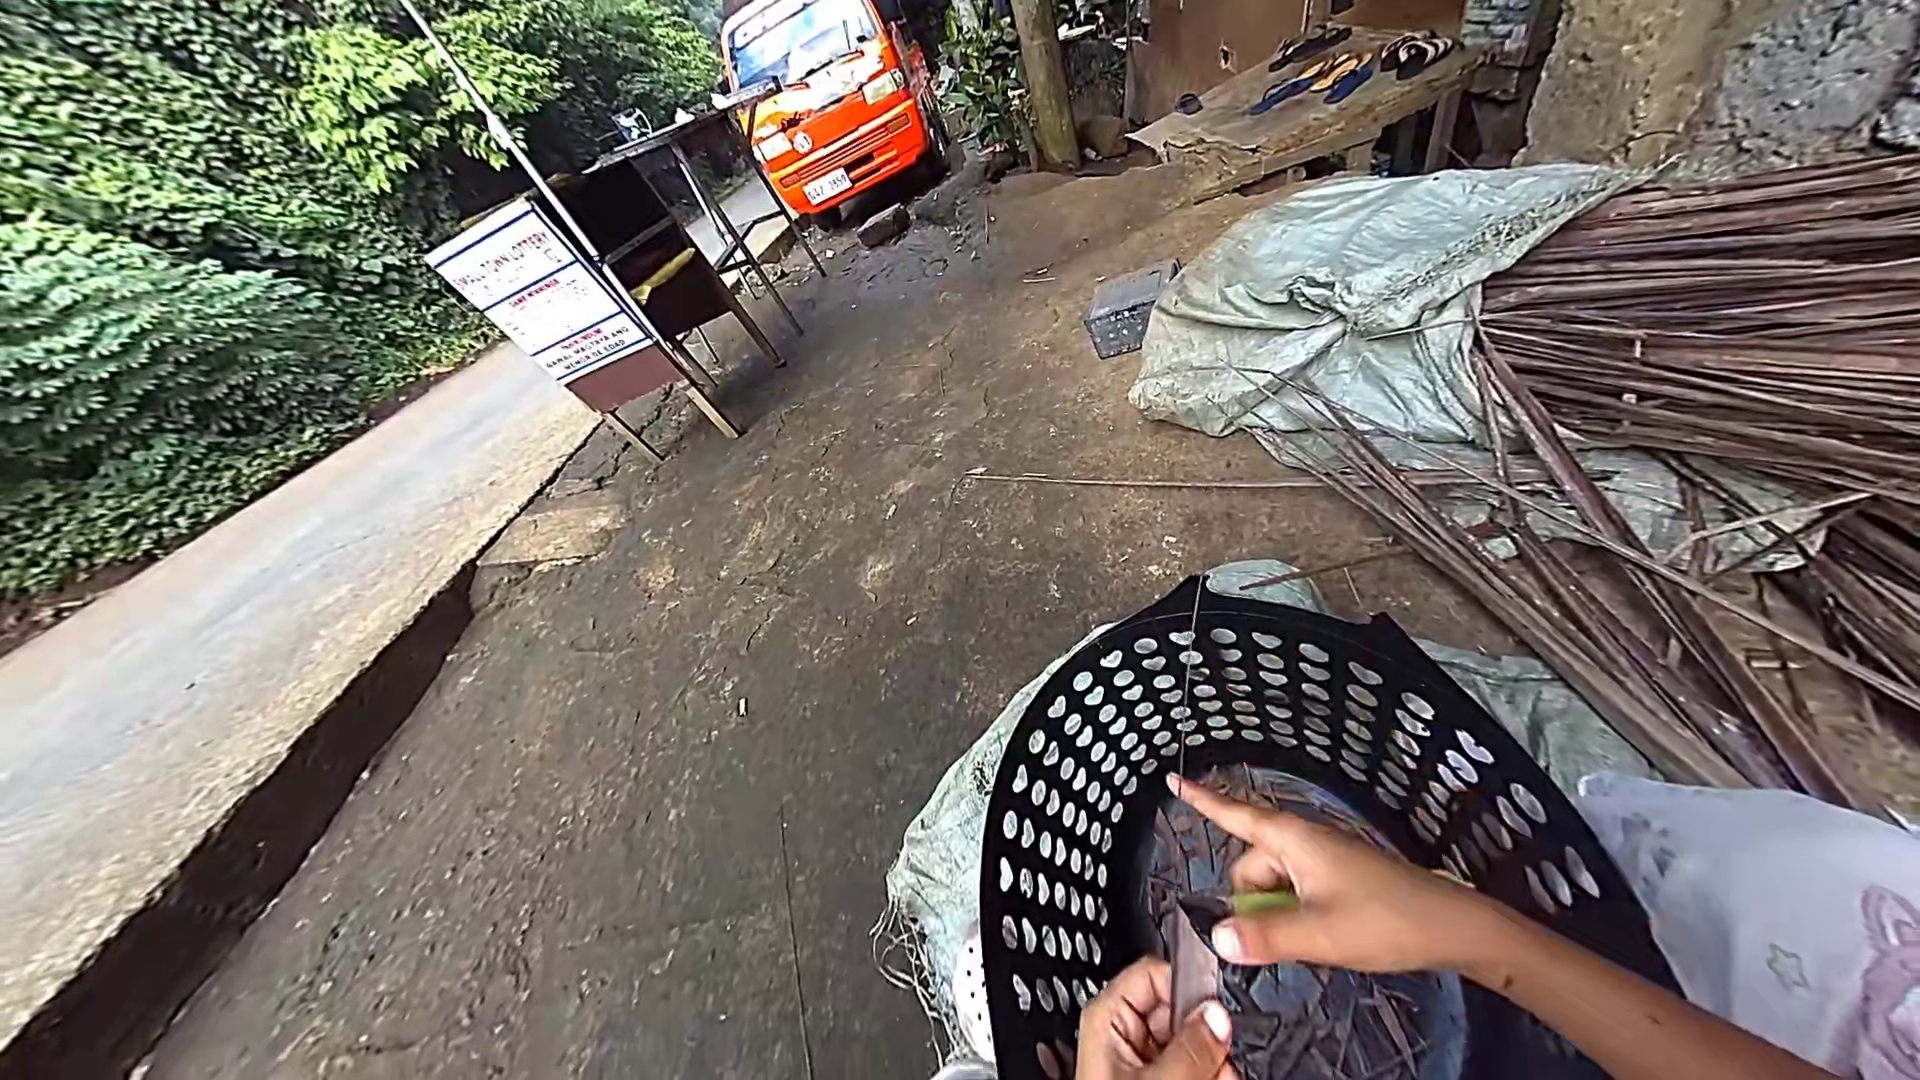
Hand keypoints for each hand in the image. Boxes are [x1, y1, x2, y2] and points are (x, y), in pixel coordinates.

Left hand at [1076, 957, 1236, 1079]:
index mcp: (1108, 1014)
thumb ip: (1189, 1048)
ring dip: (1216, 1059)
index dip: (1188, 987)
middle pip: (1178, 1010)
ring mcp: (1143, 1061)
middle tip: (1227, 1058)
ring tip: (1226, 1074)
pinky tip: (1222, 1078)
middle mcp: (1124, 1032)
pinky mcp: (1160, 1079)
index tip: (1218, 1010)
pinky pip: (1193, 1066)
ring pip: (1192, 1042)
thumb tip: (1217, 1015)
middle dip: (1208, 1034)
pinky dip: (1212, 1072)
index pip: (1152, 972)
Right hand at [1167, 774, 1502, 974]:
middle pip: (1250, 865)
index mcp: (1288, 837)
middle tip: (1284, 937)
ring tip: (1313, 941)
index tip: (1171, 778)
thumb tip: (1217, 936)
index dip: (1199, 798)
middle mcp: (1298, 839)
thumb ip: (1265, 936)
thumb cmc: (1386, 919)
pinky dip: (1296, 911)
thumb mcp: (1322, 934)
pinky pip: (1294, 888)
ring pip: (1272, 882)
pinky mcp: (1334, 874)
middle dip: (1254, 902)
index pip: (1230, 812)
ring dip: (1278, 911)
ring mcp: (1318, 856)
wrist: (1456, 927)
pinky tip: (1322, 936)